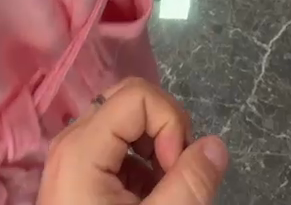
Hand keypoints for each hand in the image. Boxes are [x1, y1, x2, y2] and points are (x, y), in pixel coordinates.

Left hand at [40, 78, 229, 204]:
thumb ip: (190, 183)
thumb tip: (217, 144)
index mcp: (82, 147)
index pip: (139, 96)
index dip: (169, 123)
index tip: (175, 168)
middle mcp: (72, 141)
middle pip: (130, 100)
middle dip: (166, 129)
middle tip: (177, 172)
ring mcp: (73, 157)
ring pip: (126, 121)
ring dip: (156, 146)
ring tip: (166, 189)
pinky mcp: (79, 174)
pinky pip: (118, 145)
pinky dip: (142, 162)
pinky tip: (149, 198)